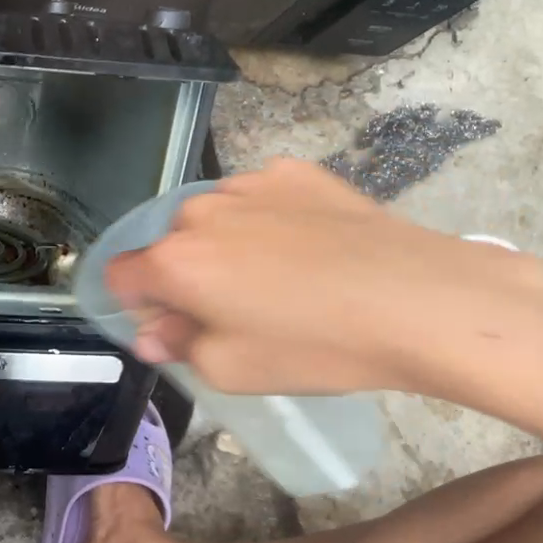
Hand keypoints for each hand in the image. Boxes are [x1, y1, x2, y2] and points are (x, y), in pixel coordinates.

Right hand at [103, 159, 542, 402]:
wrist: (424, 300)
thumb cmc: (318, 346)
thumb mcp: (232, 371)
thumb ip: (177, 346)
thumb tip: (153, 331)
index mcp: (173, 262)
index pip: (118, 274)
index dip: (134, 303)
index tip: (171, 323)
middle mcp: (197, 213)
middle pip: (168, 245)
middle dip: (185, 274)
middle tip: (233, 309)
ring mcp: (247, 185)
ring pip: (212, 219)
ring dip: (224, 245)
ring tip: (280, 277)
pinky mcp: (293, 172)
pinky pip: (257, 198)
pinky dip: (267, 220)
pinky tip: (309, 248)